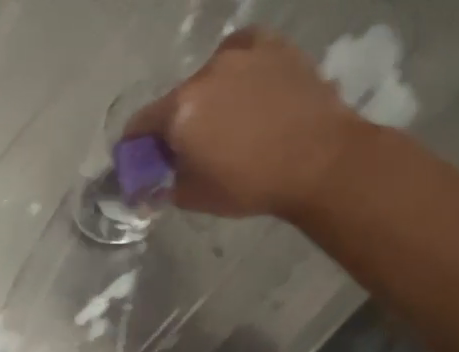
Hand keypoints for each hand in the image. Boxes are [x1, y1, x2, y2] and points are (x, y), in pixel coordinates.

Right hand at [128, 30, 370, 220]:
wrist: (321, 161)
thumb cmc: (249, 184)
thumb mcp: (191, 196)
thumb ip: (163, 182)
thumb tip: (153, 180)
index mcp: (176, 112)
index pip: (138, 125)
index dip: (137, 146)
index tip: (147, 160)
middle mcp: (203, 75)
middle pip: (174, 100)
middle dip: (177, 122)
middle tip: (194, 145)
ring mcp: (241, 56)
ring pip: (208, 76)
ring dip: (208, 95)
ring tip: (226, 116)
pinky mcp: (275, 48)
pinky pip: (244, 49)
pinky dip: (238, 65)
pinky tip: (244, 81)